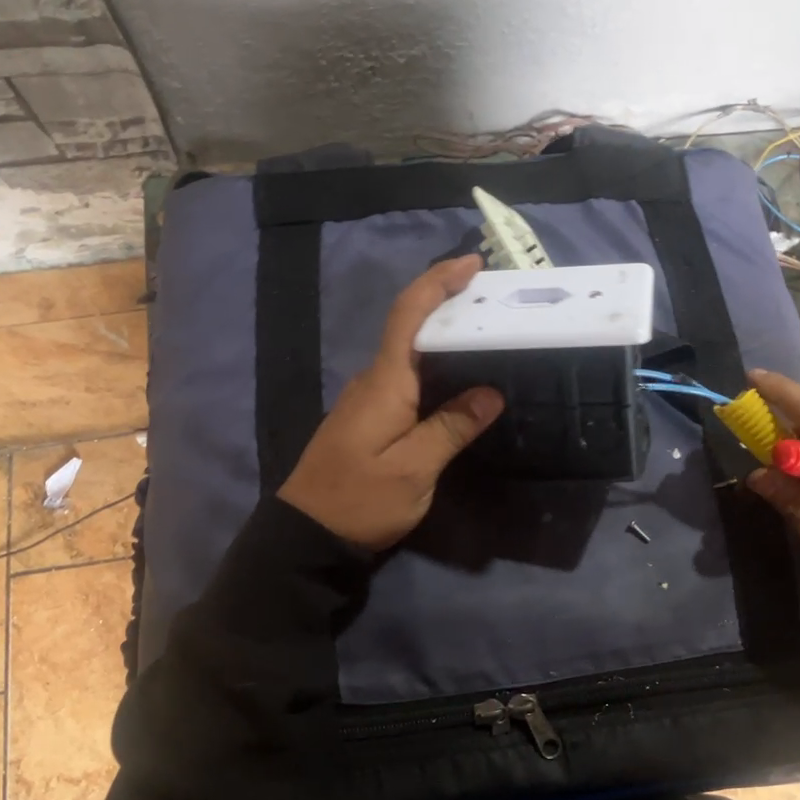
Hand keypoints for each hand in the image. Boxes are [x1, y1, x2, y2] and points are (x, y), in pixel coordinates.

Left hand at [277, 255, 505, 549]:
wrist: (306, 534)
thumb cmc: (360, 501)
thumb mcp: (414, 470)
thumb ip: (451, 428)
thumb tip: (490, 394)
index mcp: (383, 383)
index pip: (407, 315)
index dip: (437, 283)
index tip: (471, 265)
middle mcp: (372, 380)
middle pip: (409, 327)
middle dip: (448, 303)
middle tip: (493, 301)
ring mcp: (367, 399)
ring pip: (408, 353)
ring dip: (443, 335)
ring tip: (486, 332)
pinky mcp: (368, 418)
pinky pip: (405, 377)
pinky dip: (434, 365)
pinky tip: (459, 377)